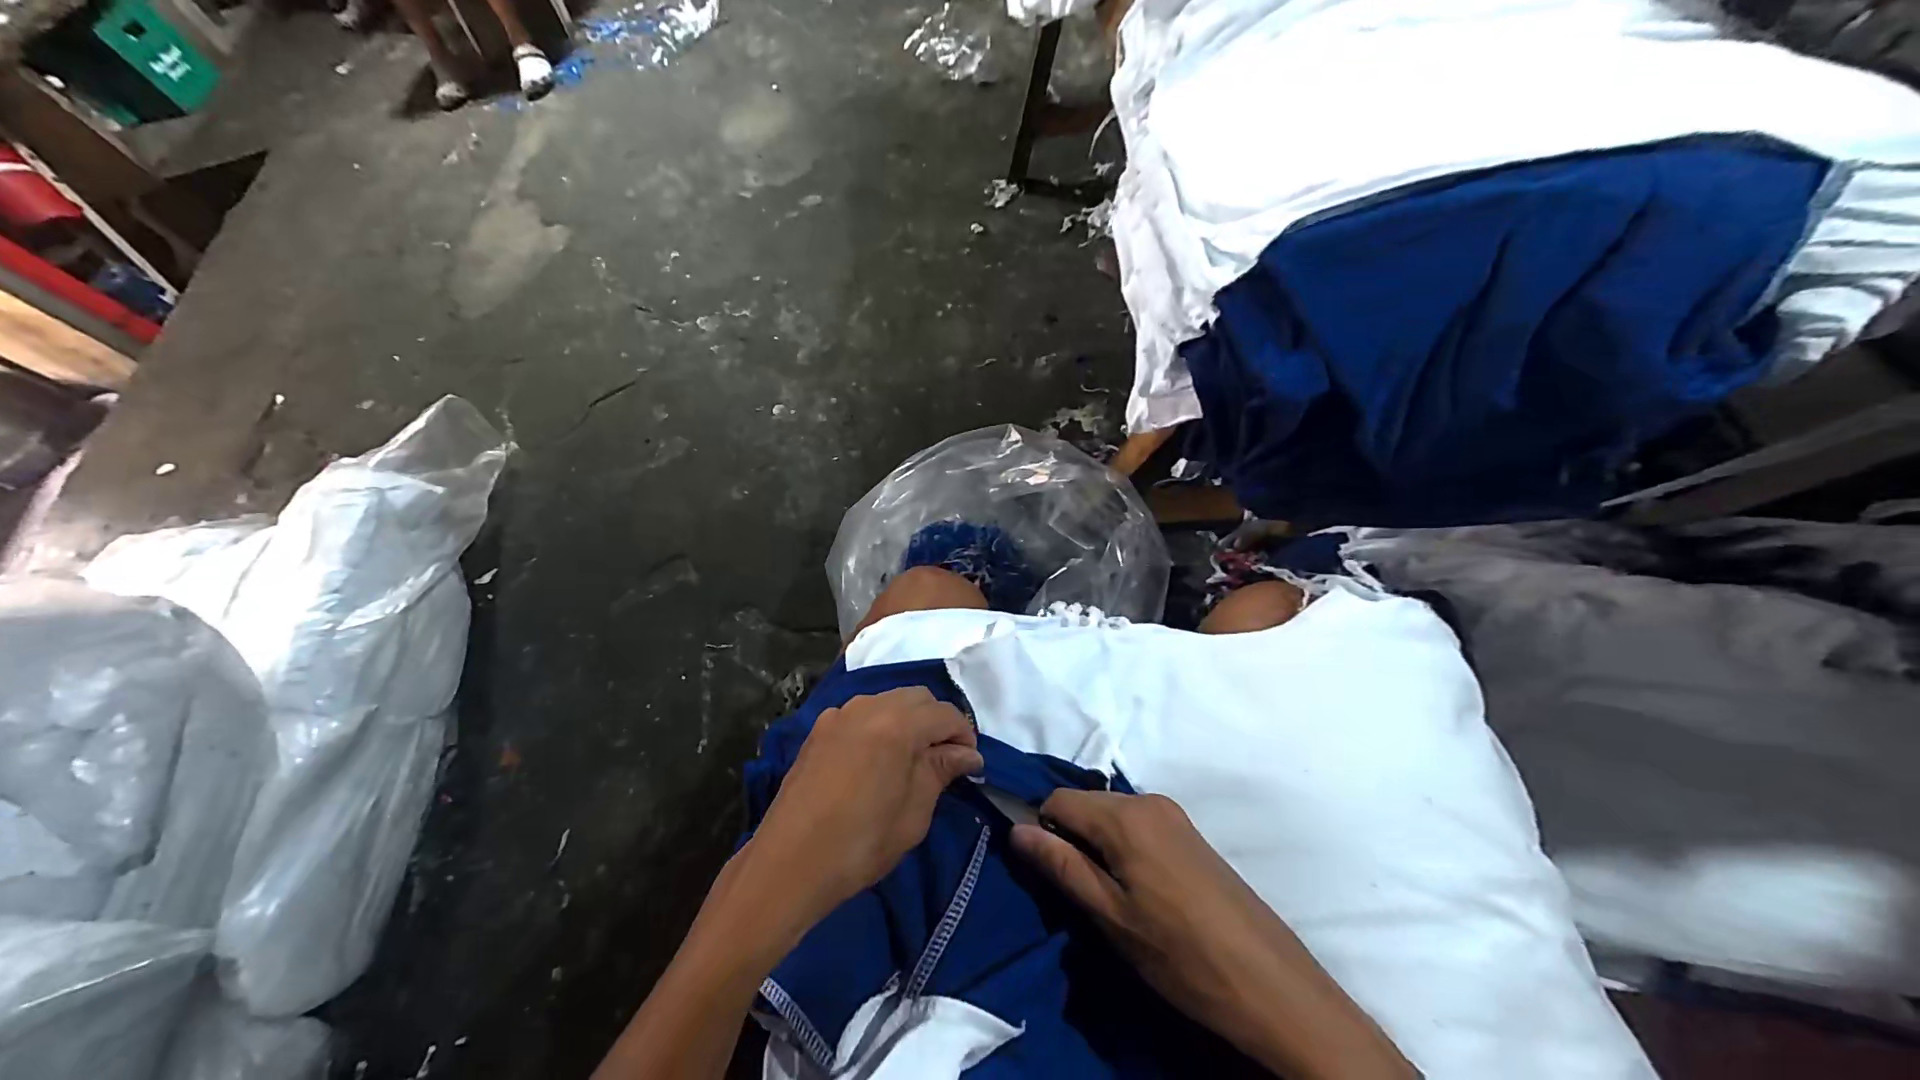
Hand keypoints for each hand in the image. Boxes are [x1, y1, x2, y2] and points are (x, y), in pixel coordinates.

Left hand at [746, 687, 983, 926]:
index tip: (970, 765)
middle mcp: (867, 707)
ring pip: (886, 701)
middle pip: (916, 697)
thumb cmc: (861, 843)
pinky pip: (859, 714)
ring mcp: (838, 716)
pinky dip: (878, 725)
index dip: (964, 735)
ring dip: (907, 720)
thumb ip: (940, 772)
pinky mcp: (818, 731)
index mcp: (897, 724)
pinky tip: (876, 758)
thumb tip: (967, 754)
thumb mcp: (914, 813)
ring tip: (912, 758)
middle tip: (945, 760)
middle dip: (937, 722)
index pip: (944, 713)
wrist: (789, 863)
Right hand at [1012, 791, 1416, 1079]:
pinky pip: (1137, 827)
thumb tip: (1017, 829)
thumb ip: (1061, 866)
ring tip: (1107, 898)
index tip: (1044, 874)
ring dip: (1096, 847)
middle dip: (1069, 838)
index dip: (1041, 831)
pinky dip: (1122, 849)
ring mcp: (1175, 816)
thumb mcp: (1110, 916)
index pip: (1057, 800)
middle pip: (1086, 804)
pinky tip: (1136, 892)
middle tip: (1075, 893)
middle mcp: (1150, 801)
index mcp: (1126, 815)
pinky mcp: (1190, 835)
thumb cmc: (1181, 954)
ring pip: (1111, 816)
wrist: (1271, 985)